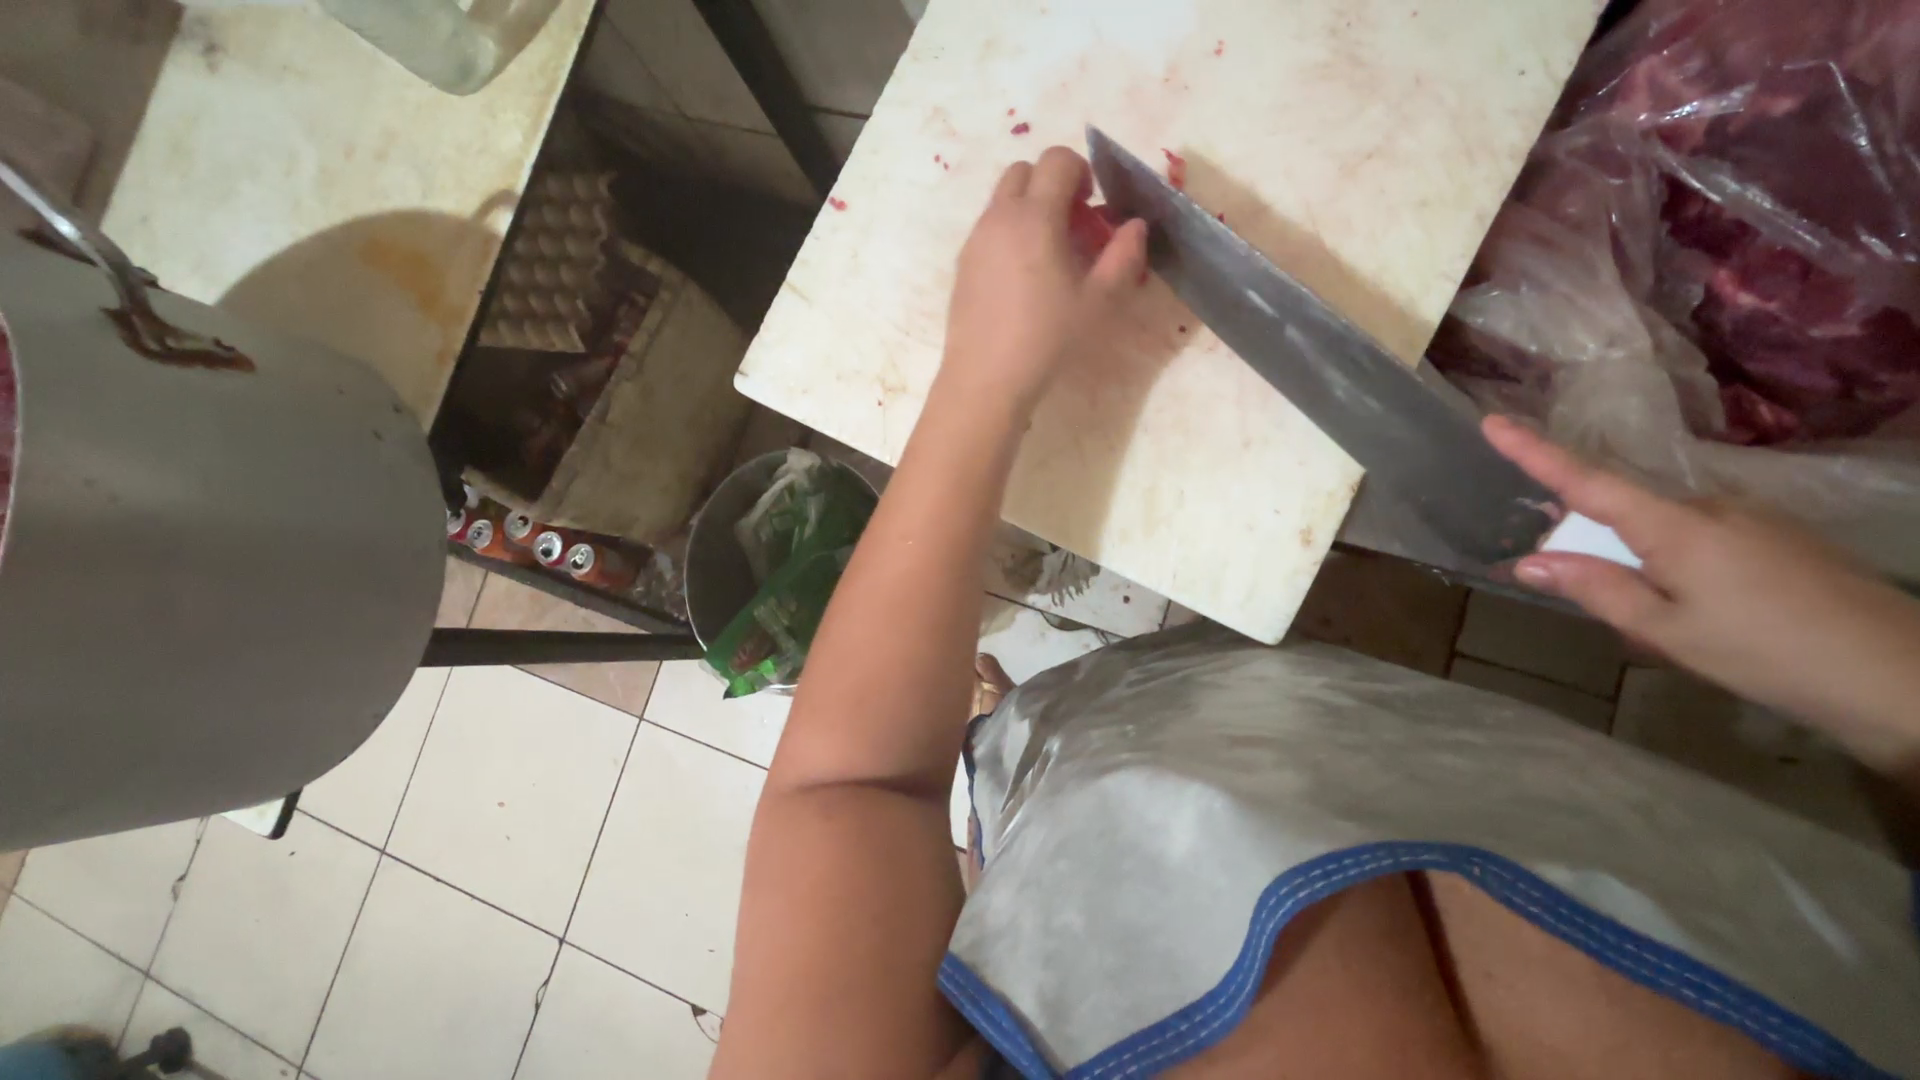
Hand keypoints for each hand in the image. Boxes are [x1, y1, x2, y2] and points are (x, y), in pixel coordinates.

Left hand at [937, 146, 1147, 416]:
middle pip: (1023, 171)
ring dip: (1029, 208)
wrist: (986, 377)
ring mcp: (975, 240)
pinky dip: (1009, 233)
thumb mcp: (1098, 301)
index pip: (1056, 160)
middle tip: (1072, 224)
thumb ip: (1123, 256)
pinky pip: (988, 229)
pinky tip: (1023, 279)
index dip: (1081, 171)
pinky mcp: (962, 265)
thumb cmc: (1048, 338)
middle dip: (1051, 184)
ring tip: (1050, 255)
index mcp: (1034, 217)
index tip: (1092, 205)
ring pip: (1002, 200)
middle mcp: (999, 218)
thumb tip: (1135, 226)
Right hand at [1484, 415, 1919, 766]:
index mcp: (1675, 526)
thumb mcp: (1665, 630)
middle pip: (1623, 513)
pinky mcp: (1780, 536)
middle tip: (1617, 613)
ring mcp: (1751, 518)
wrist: (1901, 676)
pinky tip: (1711, 618)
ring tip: (1672, 630)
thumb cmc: (1767, 653)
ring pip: (1665, 533)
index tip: (1492, 421)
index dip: (1535, 451)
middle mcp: (1711, 507)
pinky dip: (1680, 570)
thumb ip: (1595, 589)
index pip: (1586, 480)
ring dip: (1644, 568)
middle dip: (1598, 550)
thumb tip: (1529, 562)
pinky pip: (1703, 541)